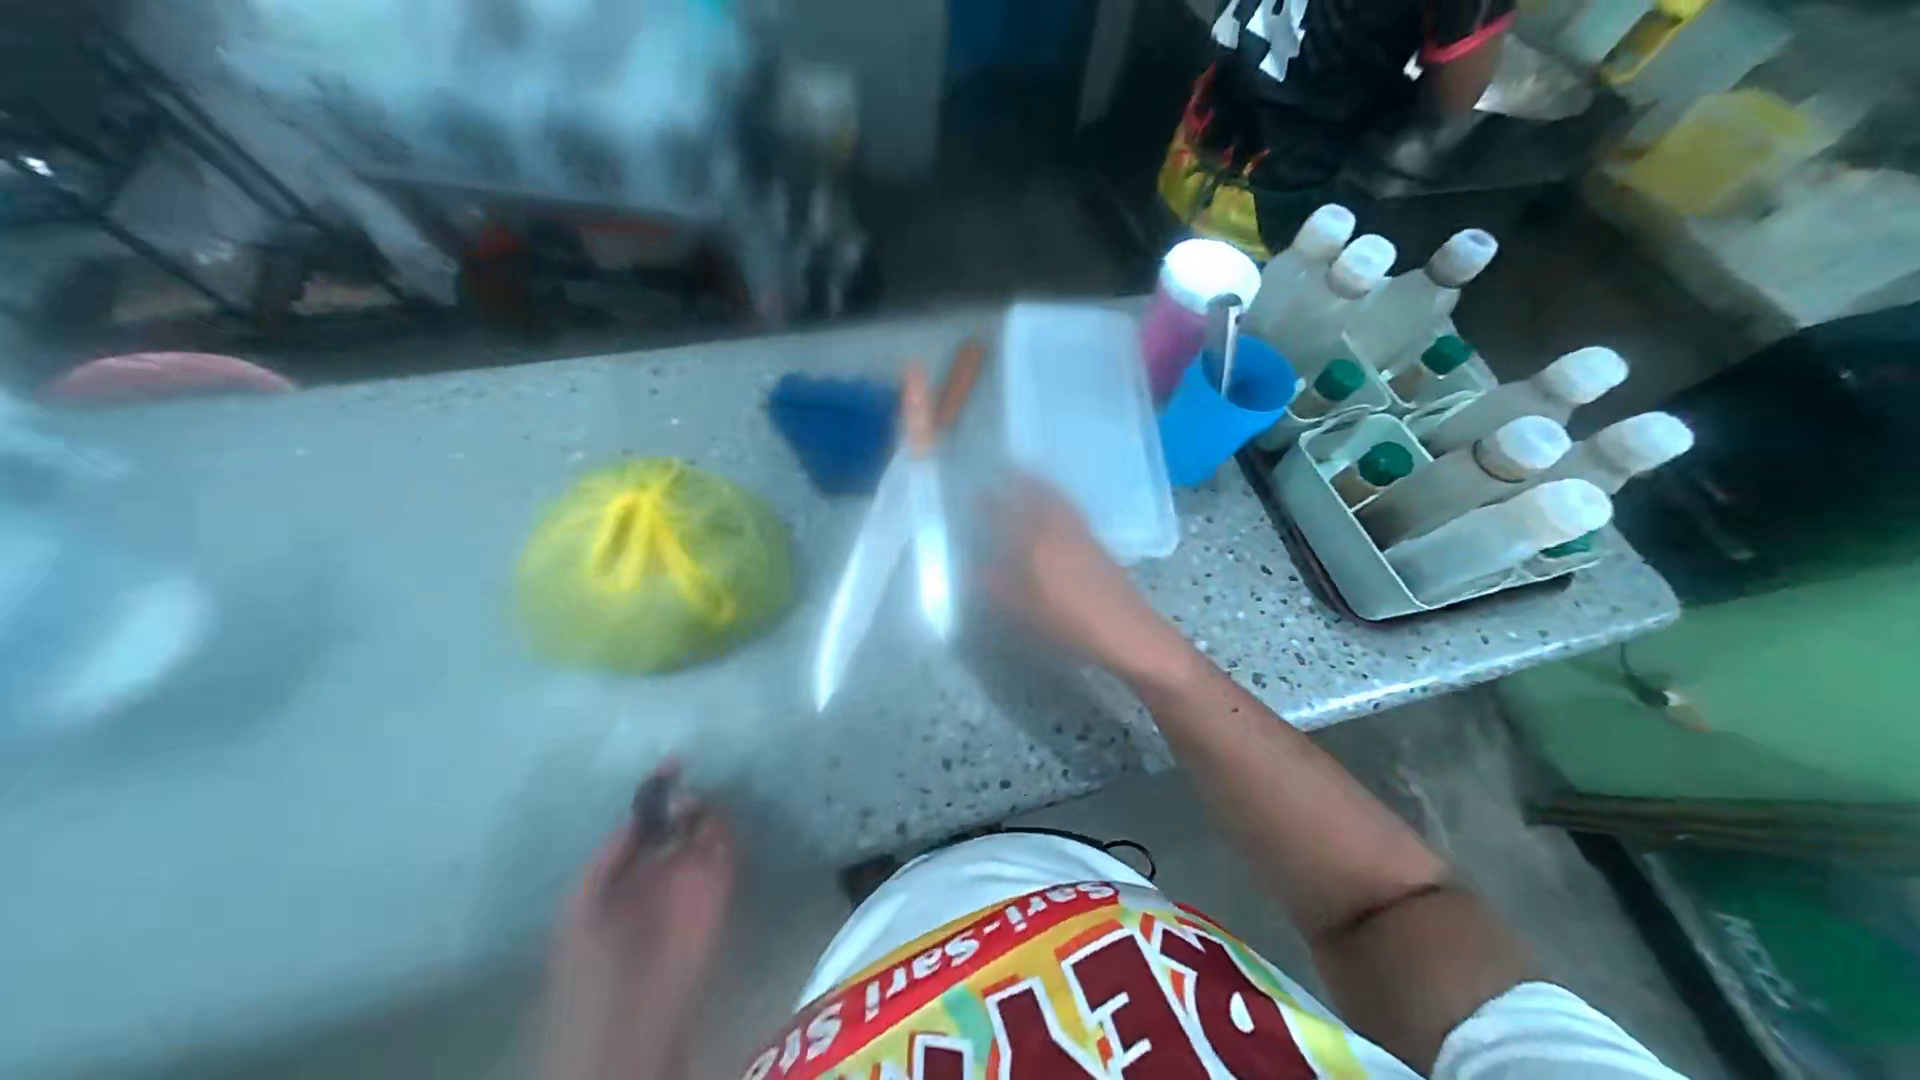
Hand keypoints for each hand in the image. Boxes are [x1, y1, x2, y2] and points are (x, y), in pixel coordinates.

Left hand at [542, 766, 734, 1079]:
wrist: (624, 1029)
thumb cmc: (589, 968)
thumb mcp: (583, 904)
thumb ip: (611, 855)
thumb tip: (641, 809)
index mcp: (624, 873)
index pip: (647, 822)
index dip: (659, 790)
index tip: (675, 760)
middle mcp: (660, 871)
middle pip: (680, 821)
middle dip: (685, 799)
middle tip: (688, 790)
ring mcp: (692, 882)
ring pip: (707, 833)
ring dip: (706, 814)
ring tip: (698, 806)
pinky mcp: (719, 894)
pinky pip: (728, 855)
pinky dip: (726, 836)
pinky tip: (717, 824)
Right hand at [984, 475, 1193, 687]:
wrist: (1127, 632)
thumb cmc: (1070, 622)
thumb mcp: (1026, 610)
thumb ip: (1000, 586)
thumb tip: (979, 570)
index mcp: (1037, 542)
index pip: (1008, 514)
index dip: (989, 502)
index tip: (975, 494)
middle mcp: (1060, 529)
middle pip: (1039, 495)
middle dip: (1021, 482)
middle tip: (1007, 475)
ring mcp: (1083, 535)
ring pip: (1060, 501)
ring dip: (1043, 488)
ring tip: (1031, 484)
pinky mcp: (1100, 546)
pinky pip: (1074, 512)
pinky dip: (1061, 503)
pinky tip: (1058, 513)